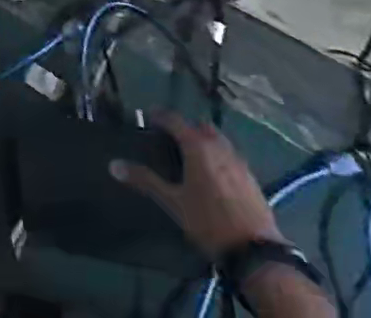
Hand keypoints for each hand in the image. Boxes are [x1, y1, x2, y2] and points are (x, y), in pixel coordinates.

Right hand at [110, 112, 282, 258]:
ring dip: (205, 141)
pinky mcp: (253, 181)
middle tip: (170, 137)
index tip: (147, 116)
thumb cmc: (209, 221)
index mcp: (198, 148)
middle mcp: (221, 149)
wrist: (258, 254)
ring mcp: (241, 165)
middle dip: (186, 127)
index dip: (159, 115)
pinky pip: (232, 158)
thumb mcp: (172, 202)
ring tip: (191, 155)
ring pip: (220, 142)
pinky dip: (219, 157)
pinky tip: (213, 175)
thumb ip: (144, 180)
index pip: (175, 120)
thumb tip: (113, 165)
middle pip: (202, 127)